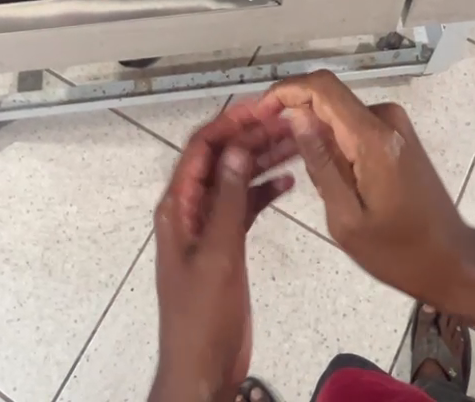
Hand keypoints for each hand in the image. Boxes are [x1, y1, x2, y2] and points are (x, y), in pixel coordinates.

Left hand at [150, 101, 296, 401]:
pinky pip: (246, 204)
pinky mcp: (227, 242)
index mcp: (178, 205)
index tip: (261, 107)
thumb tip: (237, 148)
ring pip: (237, 178)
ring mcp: (210, 224)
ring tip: (296, 142)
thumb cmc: (201, 315)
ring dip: (263, 159)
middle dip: (252, 136)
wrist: (202, 367)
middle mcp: (192, 207)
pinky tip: (289, 180)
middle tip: (287, 121)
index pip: (201, 149)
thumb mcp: (217, 253)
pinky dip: (266, 190)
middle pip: (222, 158)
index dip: (229, 123)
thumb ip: (227, 199)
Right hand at [266, 71, 474, 314]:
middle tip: (265, 145)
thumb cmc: (397, 251)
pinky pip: (352, 123)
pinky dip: (331, 138)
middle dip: (293, 113)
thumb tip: (296, 114)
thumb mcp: (346, 218)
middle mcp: (386, 118)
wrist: (451, 259)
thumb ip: (320, 162)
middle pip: (328, 97)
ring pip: (337, 112)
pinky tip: (321, 169)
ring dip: (312, 129)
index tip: (260, 110)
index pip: (323, 88)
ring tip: (292, 165)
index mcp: (373, 137)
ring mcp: (395, 123)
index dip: (286, 90)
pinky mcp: (397, 133)